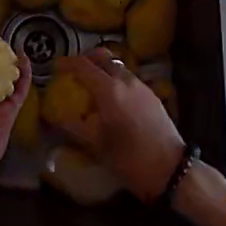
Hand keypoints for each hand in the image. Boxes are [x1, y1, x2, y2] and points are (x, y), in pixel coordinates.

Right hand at [56, 49, 186, 201]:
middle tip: (74, 70)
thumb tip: (54, 118)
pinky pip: (128, 78)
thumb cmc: (130, 158)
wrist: (171, 169)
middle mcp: (126, 81)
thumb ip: (74, 127)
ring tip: (91, 85)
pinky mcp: (152, 95)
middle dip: (86, 58)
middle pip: (104, 57)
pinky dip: (115, 79)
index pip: (84, 65)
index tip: (56, 67)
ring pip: (118, 66)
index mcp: (109, 90)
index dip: (68, 63)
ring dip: (103, 68)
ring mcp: (141, 86)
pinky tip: (111, 98)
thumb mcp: (97, 145)